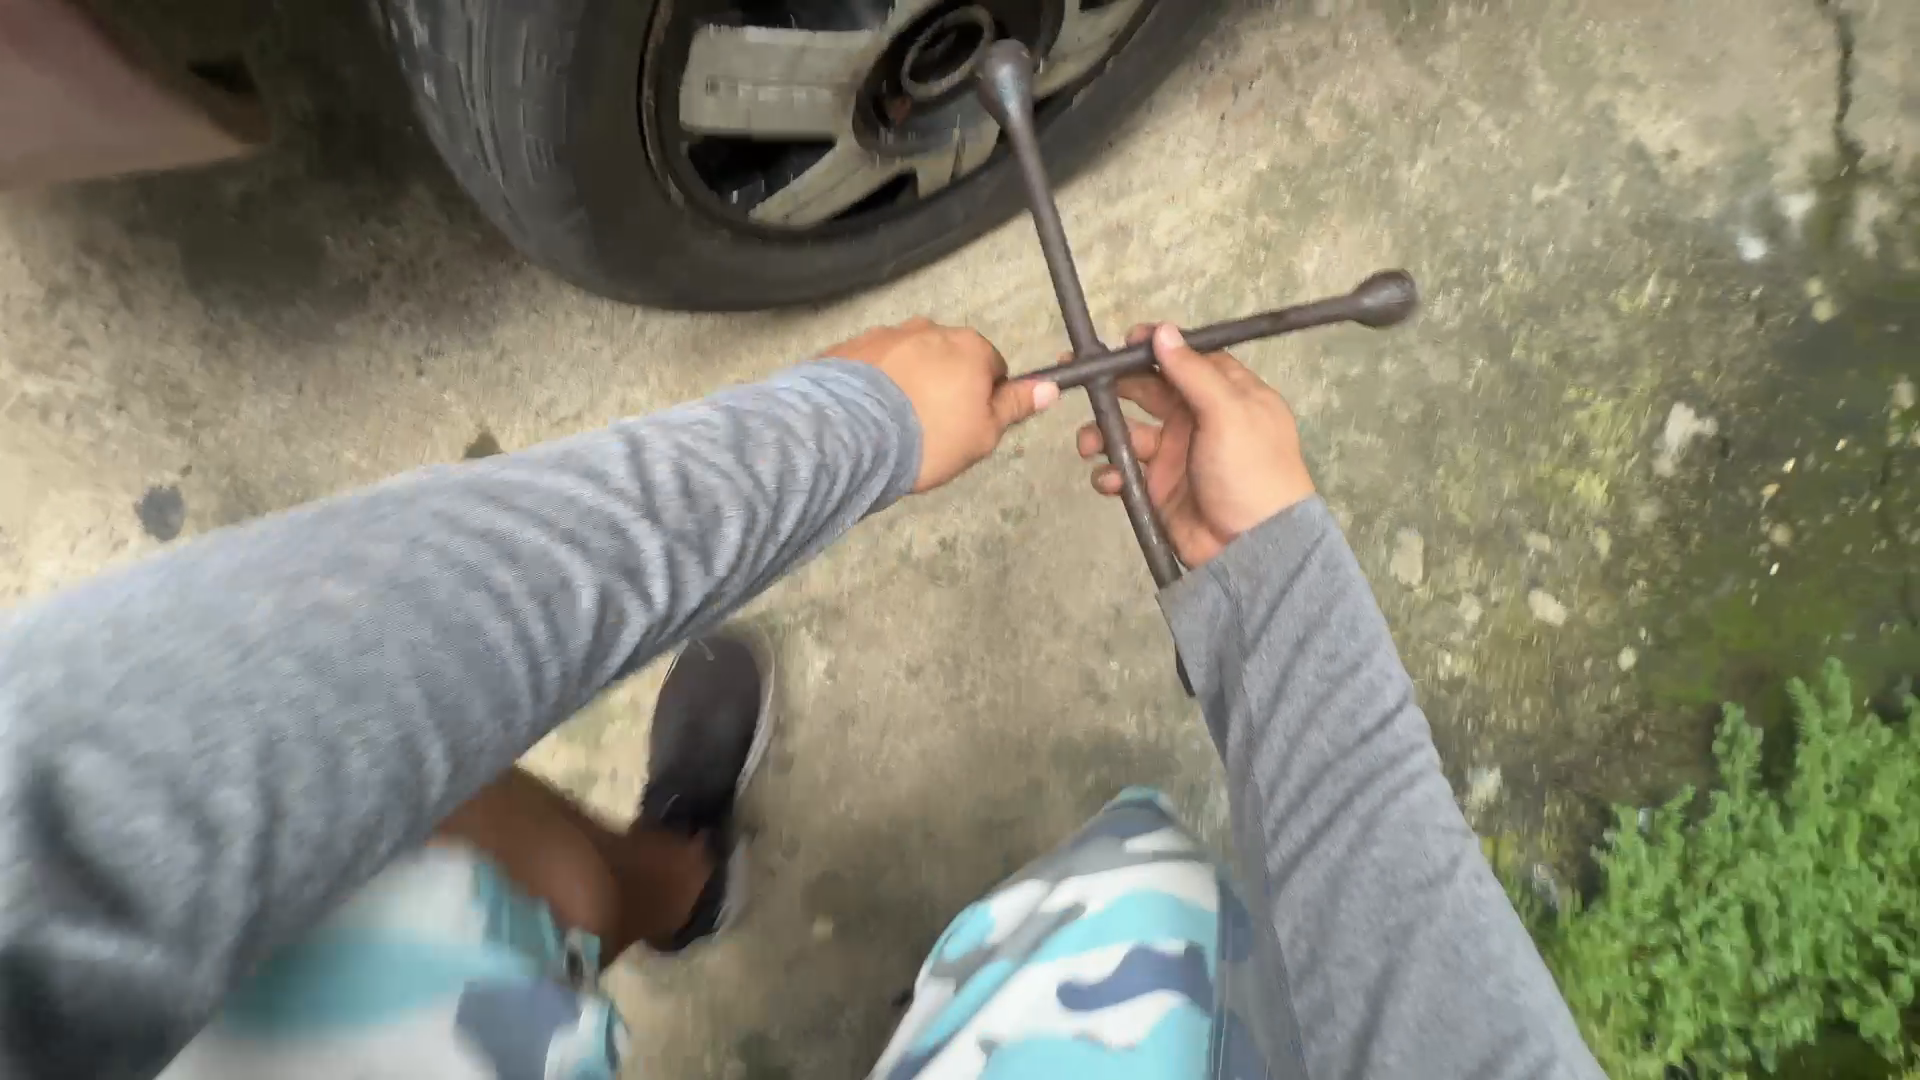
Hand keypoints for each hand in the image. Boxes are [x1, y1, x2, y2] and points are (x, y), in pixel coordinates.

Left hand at [830, 318, 1057, 492]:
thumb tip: (1049, 387)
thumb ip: (1014, 406)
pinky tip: (865, 415)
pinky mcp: (848, 347)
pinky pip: (870, 365)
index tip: (967, 425)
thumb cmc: (930, 438)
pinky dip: (873, 385)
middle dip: (943, 385)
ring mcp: (885, 335)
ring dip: (907, 382)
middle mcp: (928, 329)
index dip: (984, 398)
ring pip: (907, 359)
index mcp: (969, 347)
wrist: (851, 435)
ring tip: (893, 424)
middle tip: (930, 427)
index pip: (992, 367)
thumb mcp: (983, 433)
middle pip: (947, 358)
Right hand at [1076, 324, 1313, 567]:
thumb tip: (1163, 331)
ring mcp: (1174, 455)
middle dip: (1115, 386)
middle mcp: (1198, 420)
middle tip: (1083, 381)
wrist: (1250, 546)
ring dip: (1102, 434)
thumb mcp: (1229, 413)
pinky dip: (1109, 473)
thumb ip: (1193, 372)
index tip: (1124, 342)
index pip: (1187, 360)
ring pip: (1127, 432)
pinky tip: (1110, 480)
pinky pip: (1123, 471)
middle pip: (1149, 392)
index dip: (1156, 349)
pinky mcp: (1155, 488)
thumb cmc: (1250, 470)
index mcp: (1225, 395)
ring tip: (1089, 445)